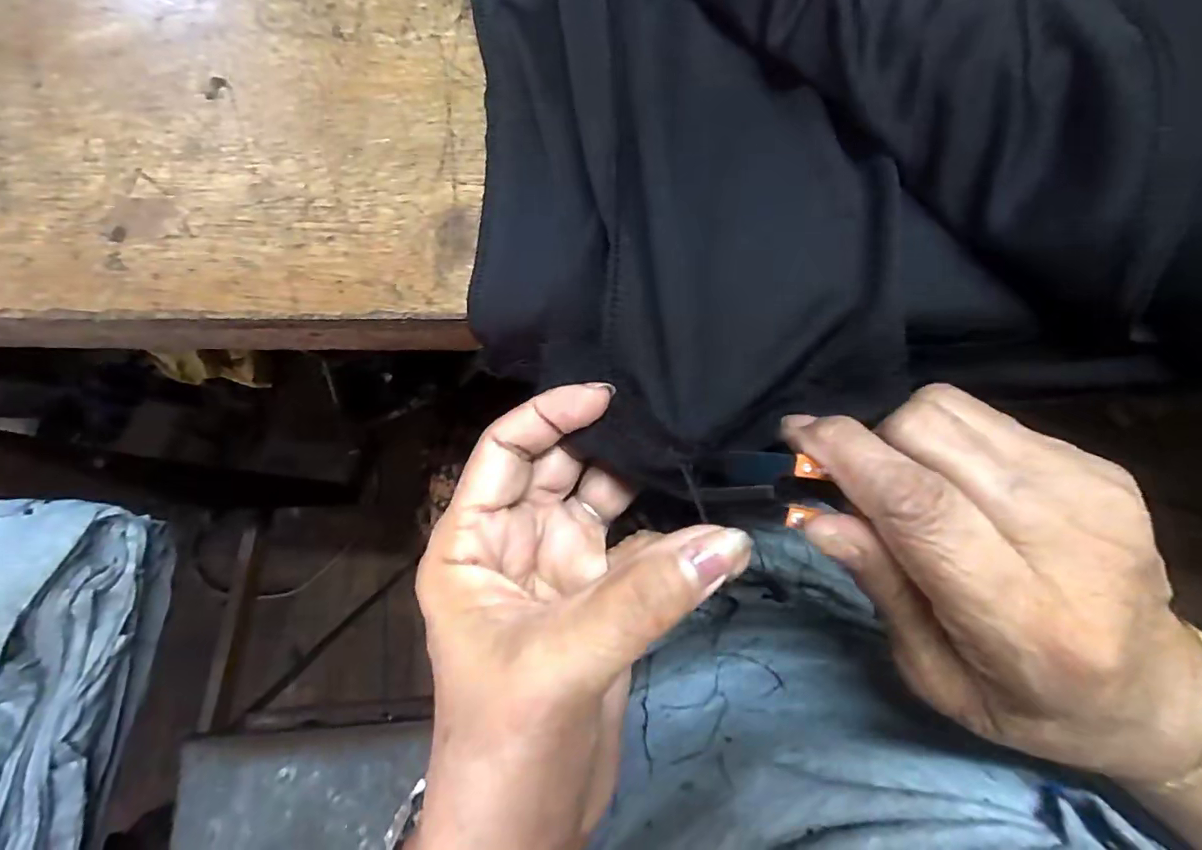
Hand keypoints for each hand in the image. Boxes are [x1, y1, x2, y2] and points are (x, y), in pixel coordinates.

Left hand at [413, 384, 753, 848]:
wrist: (525, 830)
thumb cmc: (505, 741)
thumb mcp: (564, 660)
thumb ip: (646, 598)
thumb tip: (729, 539)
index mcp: (472, 543)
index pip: (505, 451)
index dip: (549, 415)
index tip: (605, 395)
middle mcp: (516, 544)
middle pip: (559, 466)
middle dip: (603, 437)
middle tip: (663, 409)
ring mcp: (562, 569)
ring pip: (602, 500)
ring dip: (641, 478)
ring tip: (690, 443)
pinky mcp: (602, 597)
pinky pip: (639, 546)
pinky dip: (671, 532)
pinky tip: (709, 517)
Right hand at [783, 384, 1201, 784]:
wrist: (1158, 688)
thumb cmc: (1033, 703)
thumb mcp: (937, 675)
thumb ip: (881, 585)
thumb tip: (817, 514)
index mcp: (1026, 619)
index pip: (921, 507)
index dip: (849, 457)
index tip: (797, 434)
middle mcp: (1068, 539)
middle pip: (931, 435)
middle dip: (870, 441)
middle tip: (854, 478)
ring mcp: (1092, 489)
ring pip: (952, 409)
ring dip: (905, 433)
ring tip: (908, 479)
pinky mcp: (1100, 463)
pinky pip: (986, 417)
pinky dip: (948, 438)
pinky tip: (959, 480)